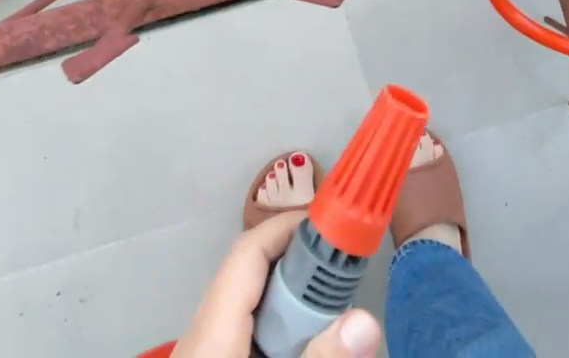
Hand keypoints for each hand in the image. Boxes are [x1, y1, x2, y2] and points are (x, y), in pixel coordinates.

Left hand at [172, 210, 382, 357]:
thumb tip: (367, 318)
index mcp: (211, 330)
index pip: (248, 252)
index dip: (288, 227)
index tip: (332, 223)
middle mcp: (201, 333)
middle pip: (249, 274)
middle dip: (297, 267)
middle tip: (341, 272)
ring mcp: (204, 349)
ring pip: (248, 303)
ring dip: (290, 301)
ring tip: (328, 310)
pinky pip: (244, 327)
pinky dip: (276, 323)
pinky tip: (302, 342)